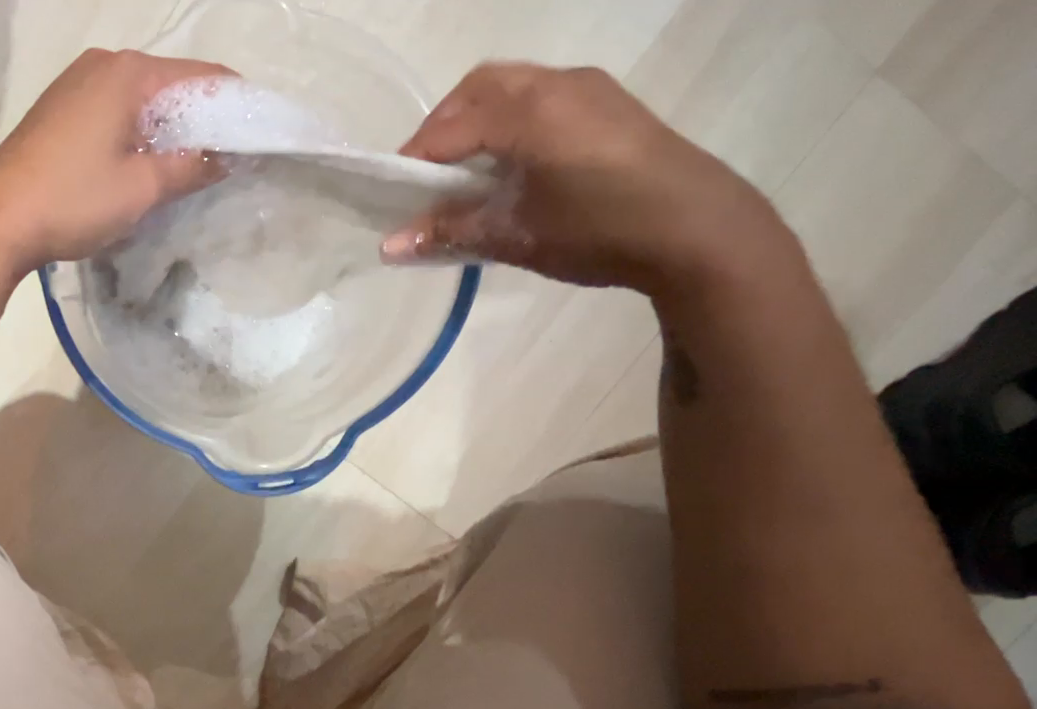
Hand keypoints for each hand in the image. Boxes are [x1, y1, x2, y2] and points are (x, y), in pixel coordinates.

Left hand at [0, 49, 233, 276]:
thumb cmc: (72, 201)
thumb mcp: (141, 189)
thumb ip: (189, 167)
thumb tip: (222, 157)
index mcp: (129, 73)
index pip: (202, 76)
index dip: (235, 105)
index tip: (257, 137)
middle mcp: (102, 66)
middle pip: (170, 85)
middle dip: (200, 119)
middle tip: (224, 160)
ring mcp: (74, 86)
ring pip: (139, 101)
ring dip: (166, 130)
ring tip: (187, 170)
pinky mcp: (56, 112)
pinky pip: (112, 113)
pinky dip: (135, 134)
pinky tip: (142, 166)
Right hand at [385, 63, 798, 295]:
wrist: (697, 229)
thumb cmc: (599, 231)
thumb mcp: (515, 237)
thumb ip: (449, 232)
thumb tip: (388, 245)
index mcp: (529, 114)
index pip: (449, 130)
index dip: (413, 161)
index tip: (390, 194)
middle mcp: (555, 85)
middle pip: (477, 88)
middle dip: (441, 126)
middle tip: (425, 174)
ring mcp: (587, 88)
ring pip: (510, 85)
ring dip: (476, 118)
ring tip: (464, 168)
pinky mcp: (607, 102)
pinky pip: (540, 94)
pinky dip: (508, 117)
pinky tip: (511, 161)